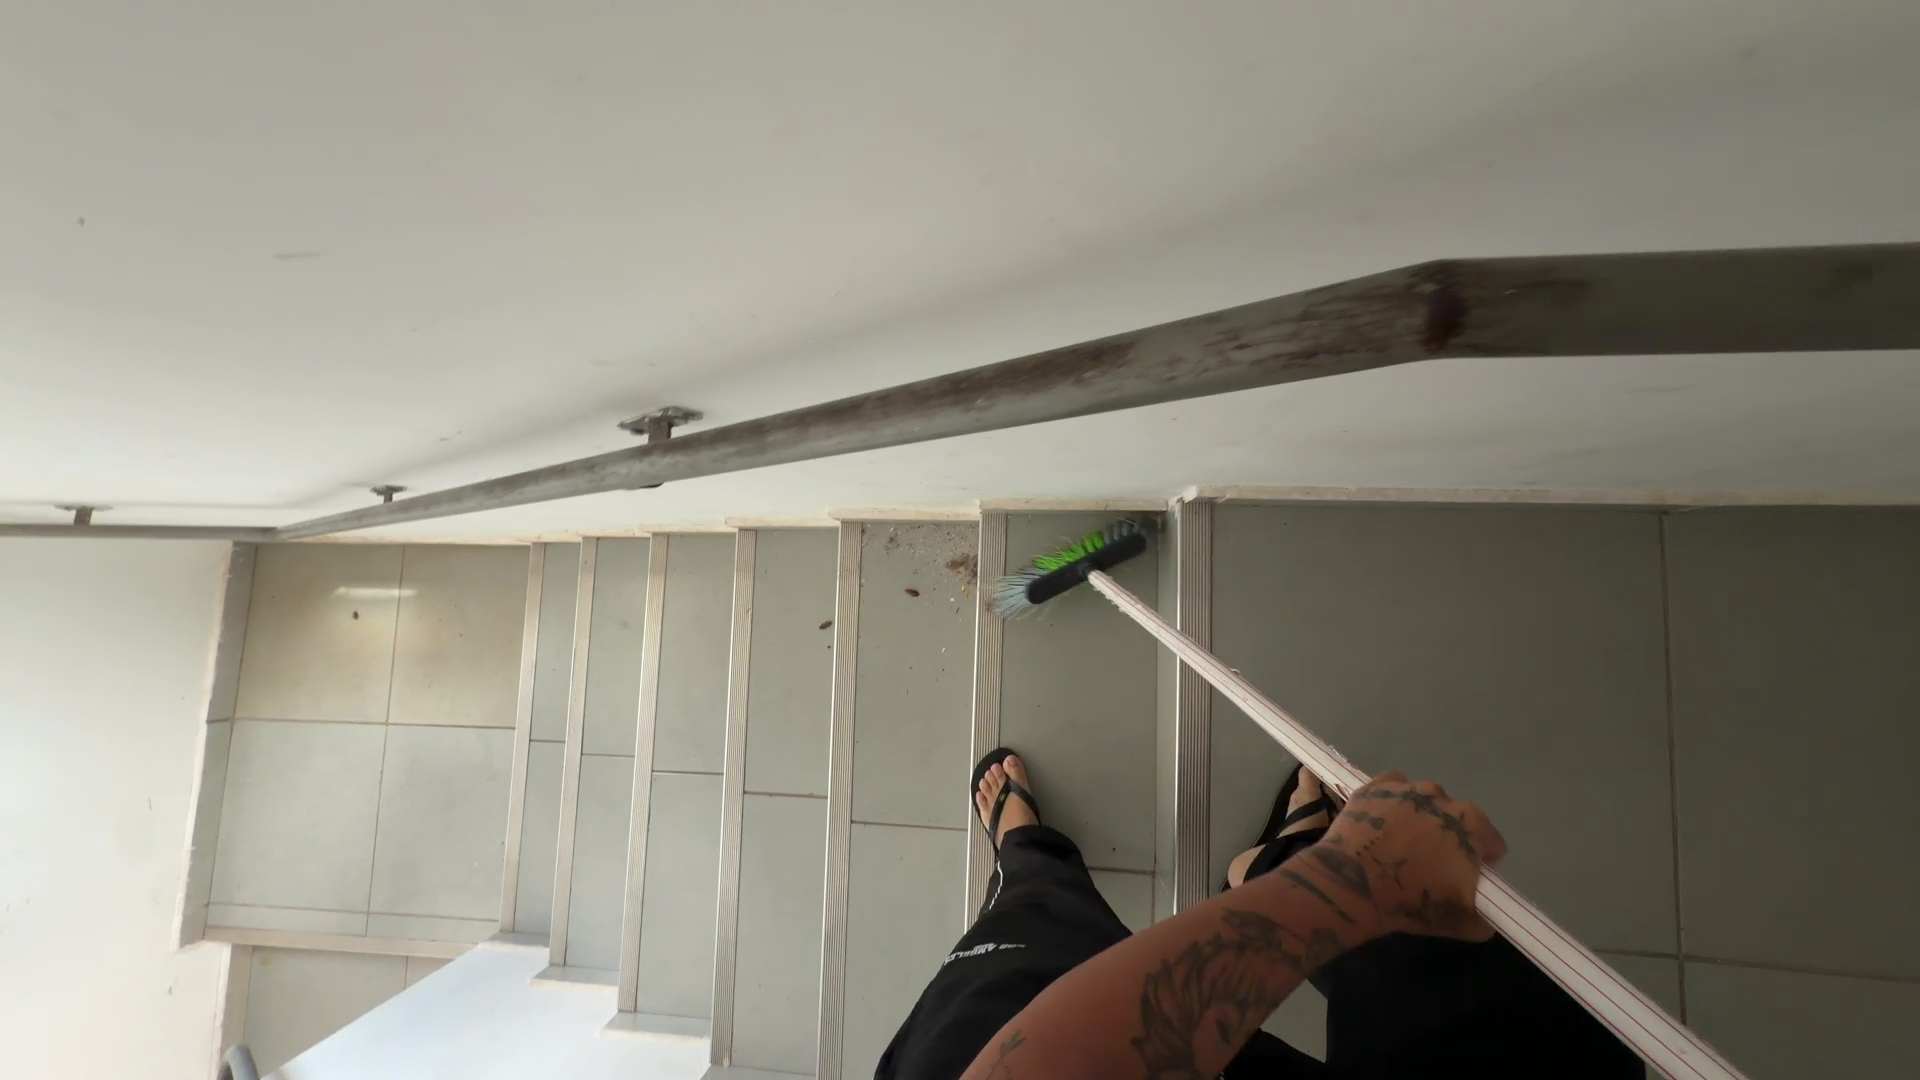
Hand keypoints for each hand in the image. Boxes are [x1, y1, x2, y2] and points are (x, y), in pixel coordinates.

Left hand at [1303, 771, 1506, 941]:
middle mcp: (1440, 796)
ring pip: (1423, 800)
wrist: (1353, 883)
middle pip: (1455, 817)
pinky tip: (1385, 819)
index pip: (1490, 840)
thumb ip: (1483, 916)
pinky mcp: (1372, 786)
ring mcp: (1404, 787)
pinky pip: (1392, 787)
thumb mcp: (1464, 922)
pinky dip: (1392, 800)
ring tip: (1403, 841)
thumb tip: (1483, 916)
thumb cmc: (1412, 901)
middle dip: (1450, 836)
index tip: (1467, 873)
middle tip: (1433, 860)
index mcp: (1471, 824)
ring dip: (1420, 816)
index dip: (1483, 859)